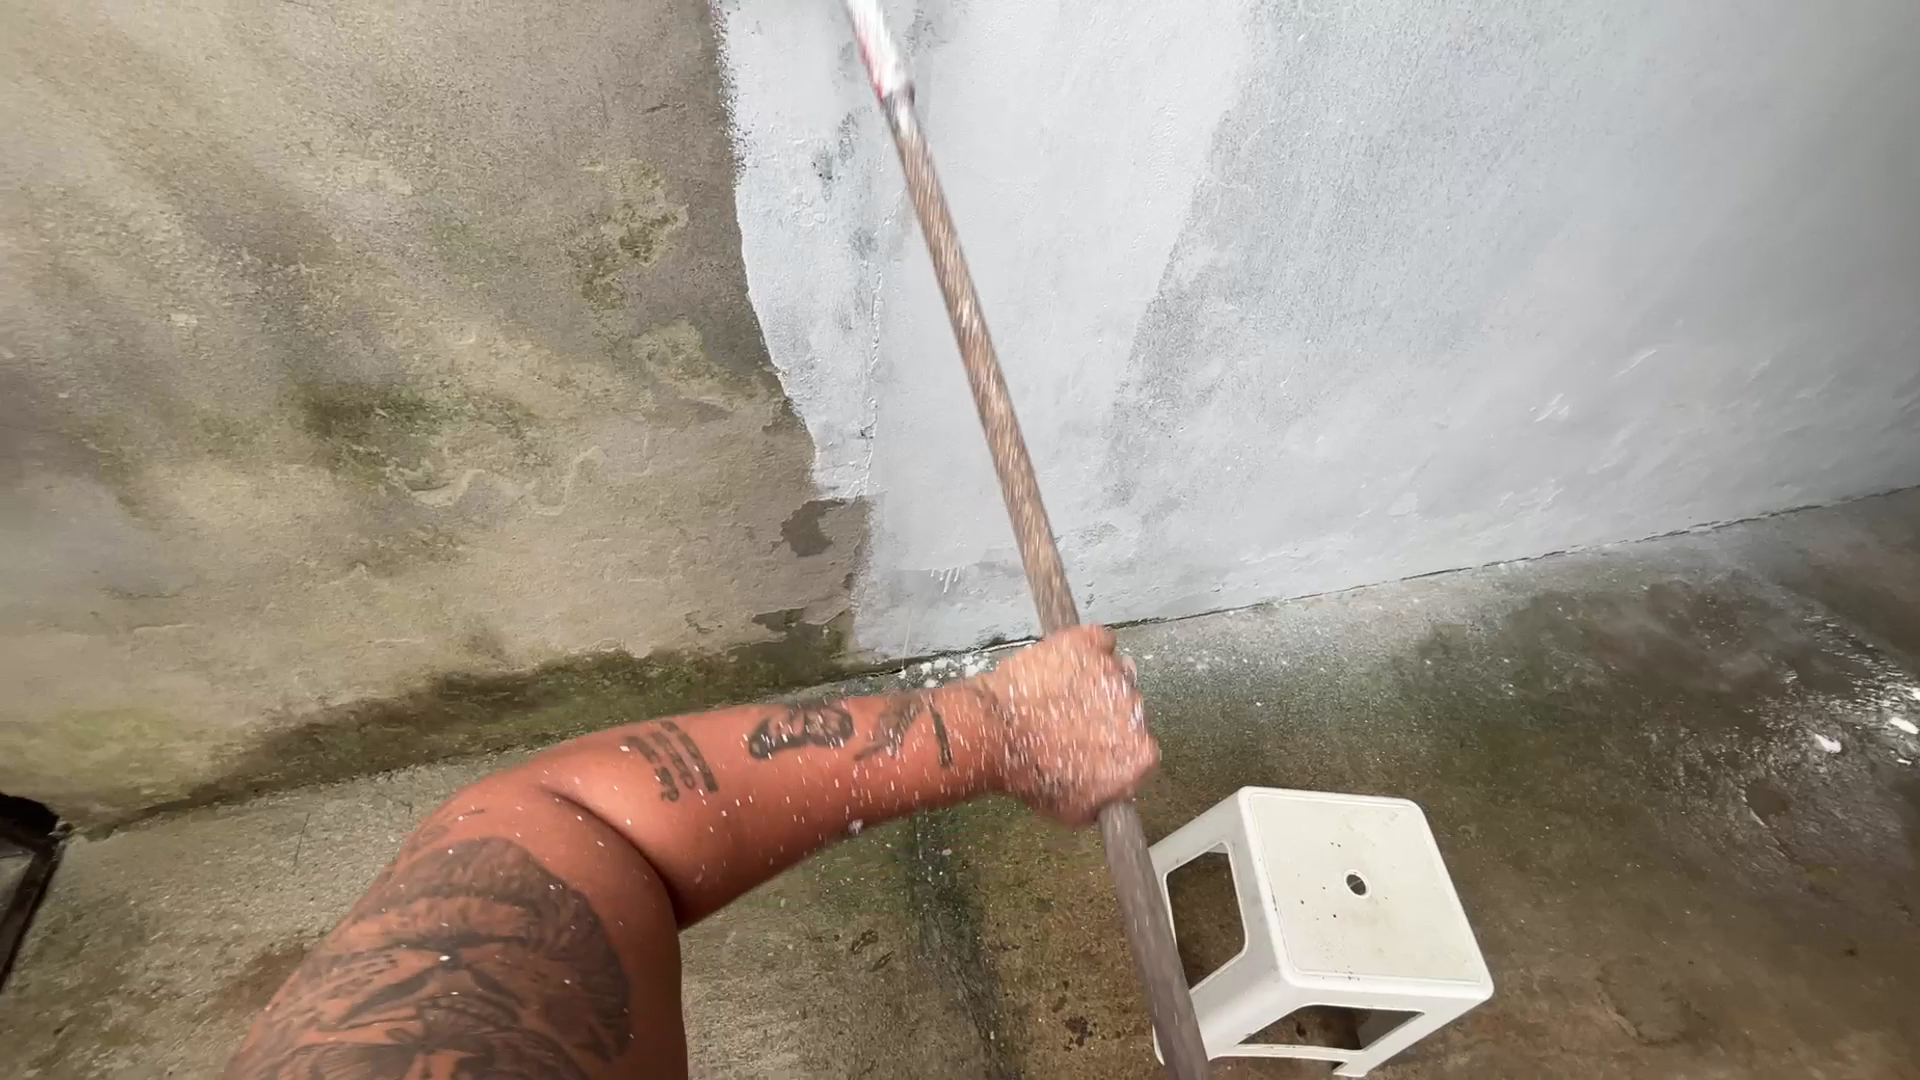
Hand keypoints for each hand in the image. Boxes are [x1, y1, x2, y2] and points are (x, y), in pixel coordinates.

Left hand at [974, 625, 1158, 824]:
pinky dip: (1089, 647)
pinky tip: (1068, 660)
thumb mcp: (1075, 812)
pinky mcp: (1086, 644)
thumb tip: (1112, 793)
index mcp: (1139, 754)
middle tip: (1070, 718)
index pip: (1140, 747)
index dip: (1115, 746)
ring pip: (1113, 673)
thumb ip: (1107, 799)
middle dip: (1105, 712)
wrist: (995, 734)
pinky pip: (1100, 640)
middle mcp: (1135, 709)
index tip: (1094, 744)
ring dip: (1094, 681)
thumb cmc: (1030, 773)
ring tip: (1059, 692)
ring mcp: (1111, 672)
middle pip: (1128, 707)